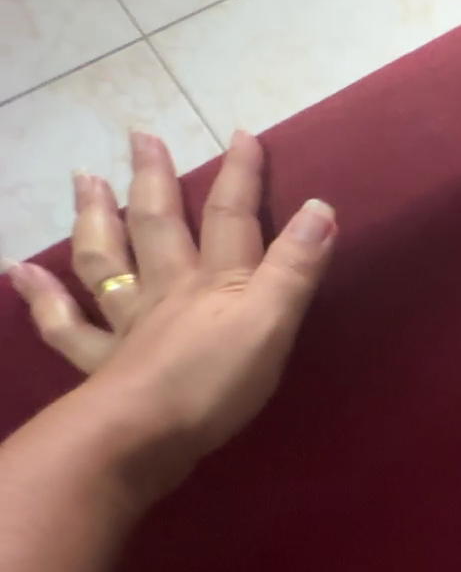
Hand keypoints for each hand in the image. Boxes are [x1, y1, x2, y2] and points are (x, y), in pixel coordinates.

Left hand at [5, 130, 335, 495]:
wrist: (143, 434)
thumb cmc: (218, 378)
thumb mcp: (274, 319)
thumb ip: (296, 266)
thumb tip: (320, 207)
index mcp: (217, 282)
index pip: (232, 218)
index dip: (241, 177)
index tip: (243, 136)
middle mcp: (170, 291)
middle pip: (161, 227)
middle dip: (156, 181)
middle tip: (140, 138)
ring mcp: (132, 324)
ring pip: (110, 262)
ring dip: (96, 220)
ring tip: (84, 184)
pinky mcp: (107, 362)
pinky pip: (68, 325)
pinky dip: (43, 298)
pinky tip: (21, 275)